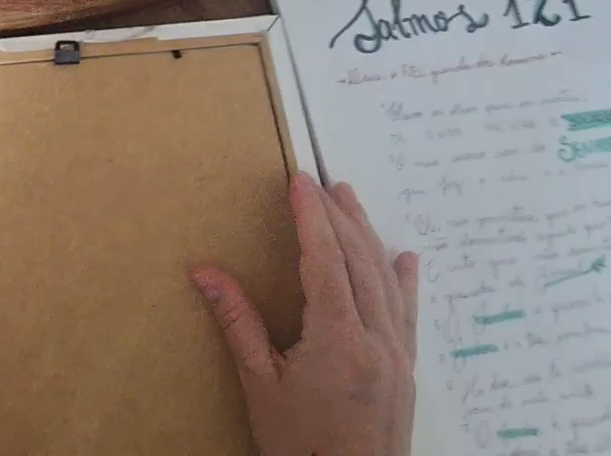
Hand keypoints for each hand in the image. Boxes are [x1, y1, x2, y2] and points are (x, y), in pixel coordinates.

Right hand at [193, 173, 418, 455]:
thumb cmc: (299, 445)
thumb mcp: (260, 384)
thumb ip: (238, 323)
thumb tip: (203, 271)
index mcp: (339, 342)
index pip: (325, 262)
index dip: (311, 218)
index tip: (299, 182)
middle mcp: (377, 342)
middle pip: (358, 263)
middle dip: (337, 216)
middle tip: (317, 181)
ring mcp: (398, 357)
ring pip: (385, 281)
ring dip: (366, 235)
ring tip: (349, 198)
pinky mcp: (407, 372)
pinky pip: (407, 314)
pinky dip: (404, 281)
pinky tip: (406, 259)